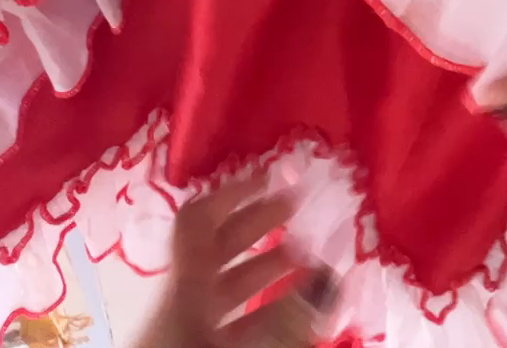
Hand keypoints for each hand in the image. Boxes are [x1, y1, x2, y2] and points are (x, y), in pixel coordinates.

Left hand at [132, 176, 334, 347]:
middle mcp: (177, 305)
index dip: (234, 191)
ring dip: (261, 264)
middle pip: (212, 247)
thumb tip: (329, 278)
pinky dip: (255, 305)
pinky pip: (222, 318)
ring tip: (304, 259)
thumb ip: (286, 322)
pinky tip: (284, 312)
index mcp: (182, 293)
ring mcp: (178, 333)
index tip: (275, 174)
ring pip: (219, 285)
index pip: (199, 220)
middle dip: (257, 222)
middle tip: (299, 207)